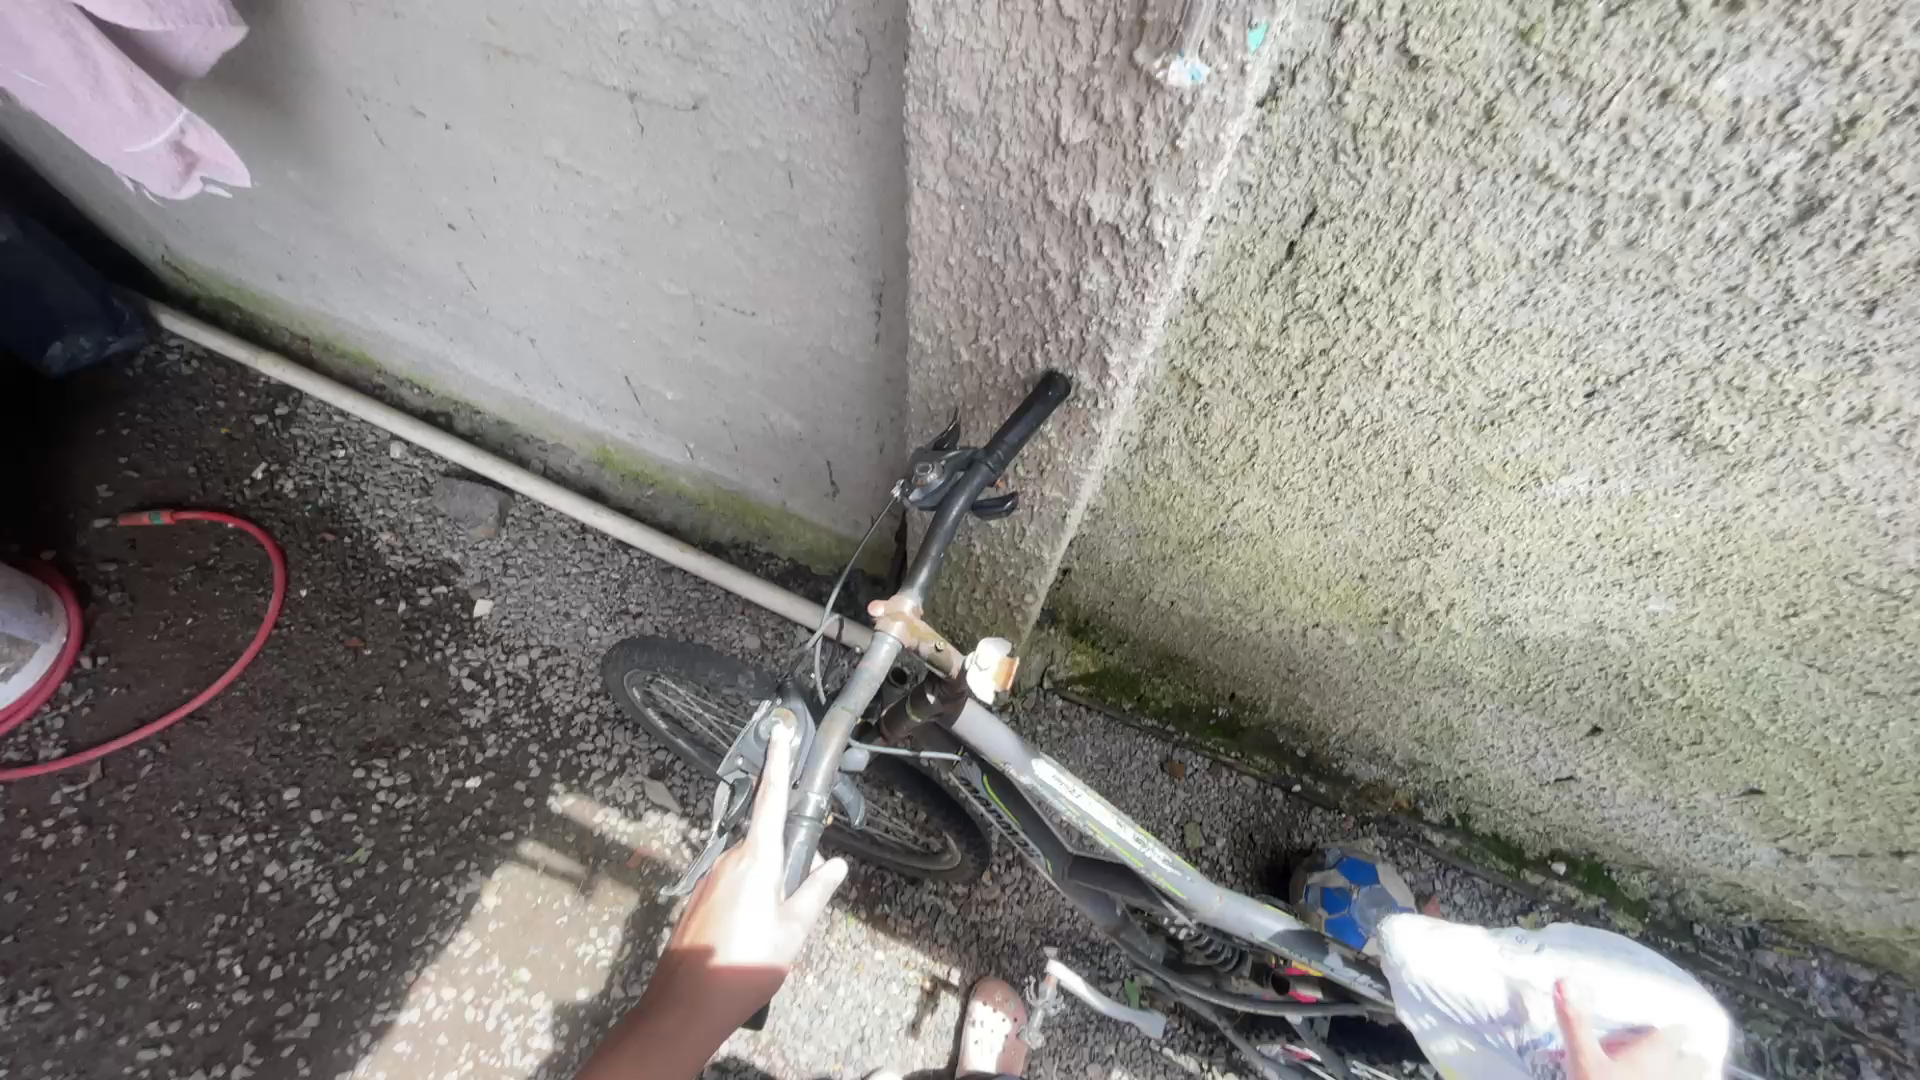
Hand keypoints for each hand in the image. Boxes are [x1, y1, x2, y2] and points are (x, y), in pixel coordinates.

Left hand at [660, 716, 848, 1019]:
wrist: (684, 1004)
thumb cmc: (743, 967)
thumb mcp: (792, 931)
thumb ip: (816, 892)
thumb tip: (835, 865)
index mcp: (758, 859)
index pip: (772, 798)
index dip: (778, 762)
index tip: (780, 733)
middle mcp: (731, 860)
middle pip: (768, 838)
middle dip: (789, 855)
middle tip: (800, 894)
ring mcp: (712, 877)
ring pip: (752, 863)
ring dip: (770, 880)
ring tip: (773, 924)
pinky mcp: (701, 896)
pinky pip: (735, 881)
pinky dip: (751, 894)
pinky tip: (751, 931)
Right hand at [1554, 980, 1712, 1079]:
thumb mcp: (1583, 1059)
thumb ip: (1575, 1022)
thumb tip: (1563, 979)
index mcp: (1654, 1057)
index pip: (1674, 1035)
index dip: (1674, 1029)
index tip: (1672, 1025)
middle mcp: (1675, 1075)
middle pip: (1696, 1063)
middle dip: (1690, 1056)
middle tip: (1678, 1051)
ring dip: (1693, 1075)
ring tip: (1681, 1072)